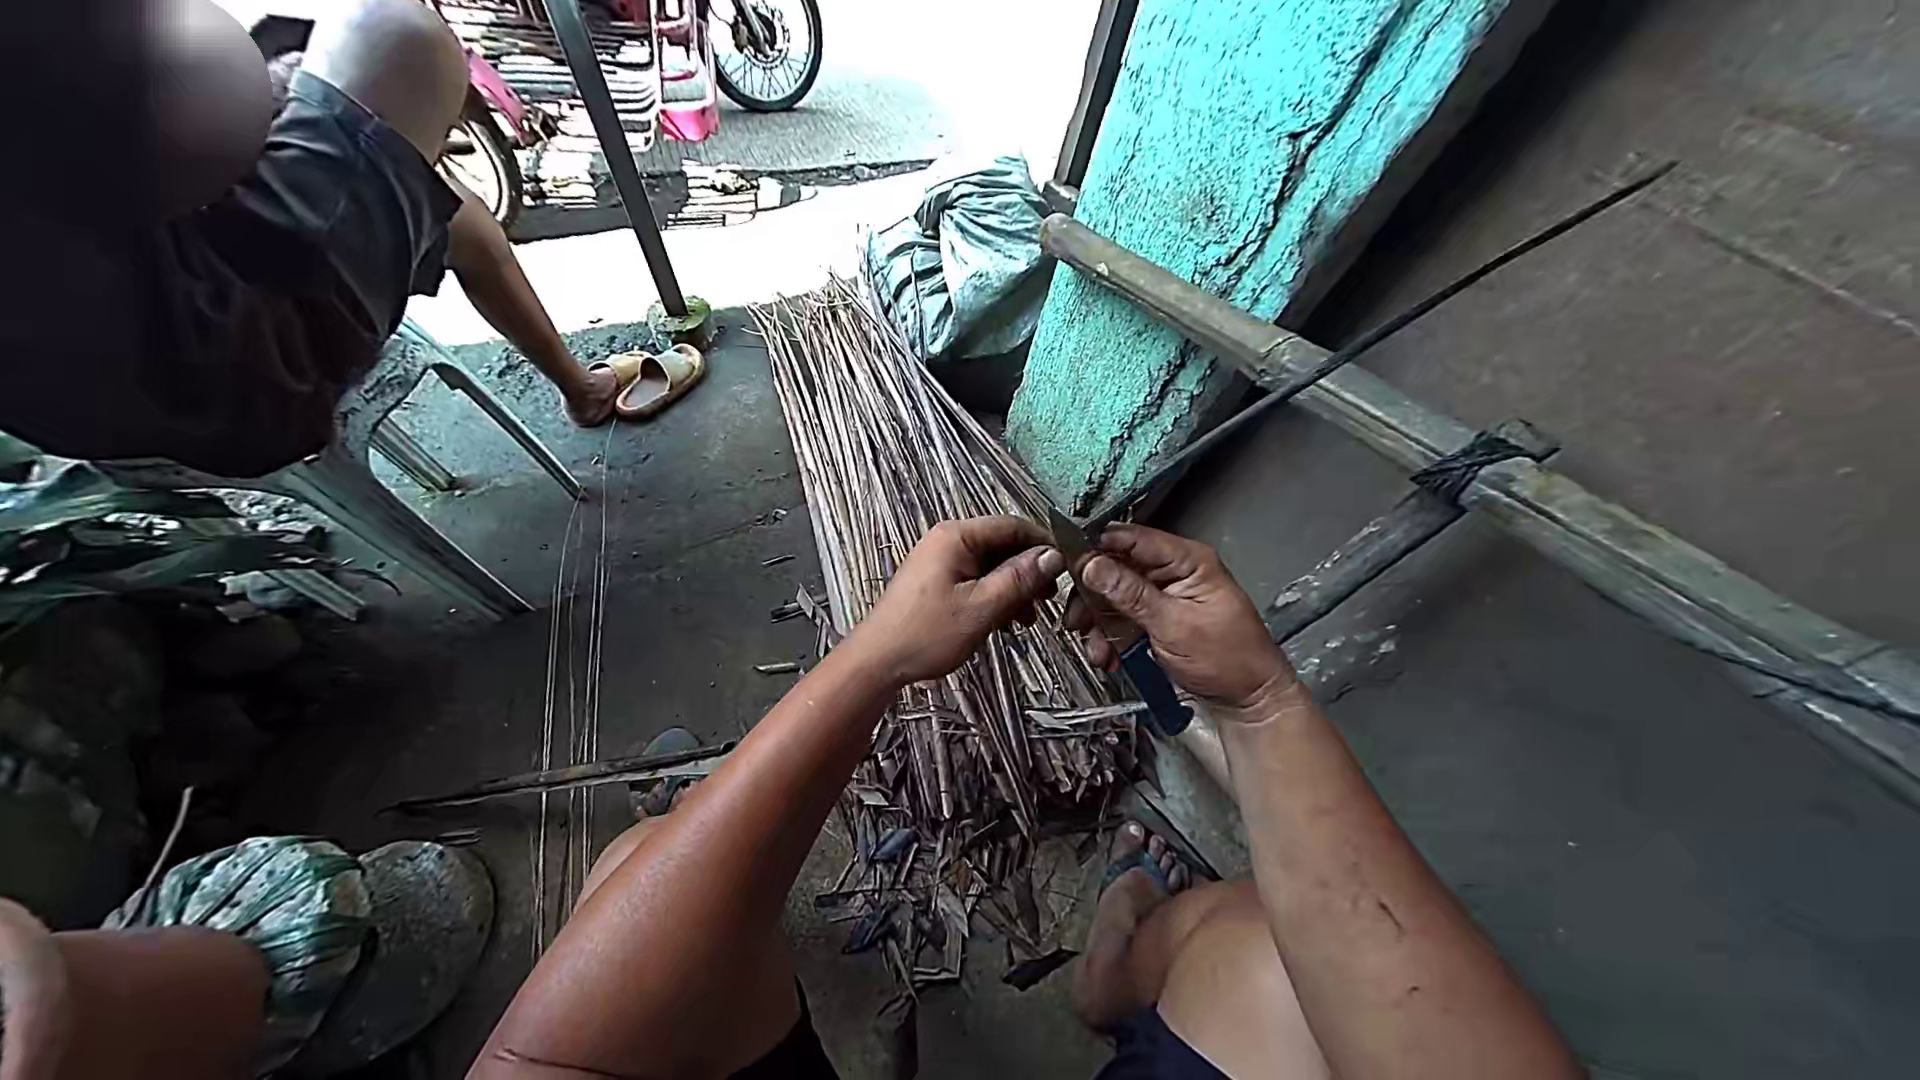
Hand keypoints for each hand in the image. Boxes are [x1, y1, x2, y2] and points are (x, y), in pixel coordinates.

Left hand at [853, 516, 1064, 685]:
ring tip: (1028, 620)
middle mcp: (948, 541)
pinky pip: (977, 580)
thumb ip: (1019, 580)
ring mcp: (942, 561)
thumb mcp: (981, 608)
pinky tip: (1007, 622)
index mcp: (956, 536)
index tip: (1067, 569)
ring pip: (992, 566)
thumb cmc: (926, 633)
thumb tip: (1054, 556)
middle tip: (1049, 600)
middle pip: (1003, 546)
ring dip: (1014, 590)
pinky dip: (995, 598)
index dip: (1043, 545)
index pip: (1012, 526)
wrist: (878, 662)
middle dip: (1029, 573)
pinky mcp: (939, 582)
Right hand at [1065, 524, 1297, 720]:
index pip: (1133, 538)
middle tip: (1077, 616)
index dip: (1098, 546)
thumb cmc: (1230, 660)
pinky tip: (1108, 655)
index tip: (1069, 561)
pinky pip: (1121, 619)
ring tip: (1095, 646)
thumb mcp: (1173, 624)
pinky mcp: (1155, 619)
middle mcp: (1172, 573)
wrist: (1248, 703)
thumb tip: (1093, 564)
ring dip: (1099, 623)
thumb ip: (1129, 593)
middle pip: (1116, 568)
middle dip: (1093, 595)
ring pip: (1113, 597)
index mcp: (1187, 560)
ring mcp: (1162, 596)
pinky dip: (1110, 637)